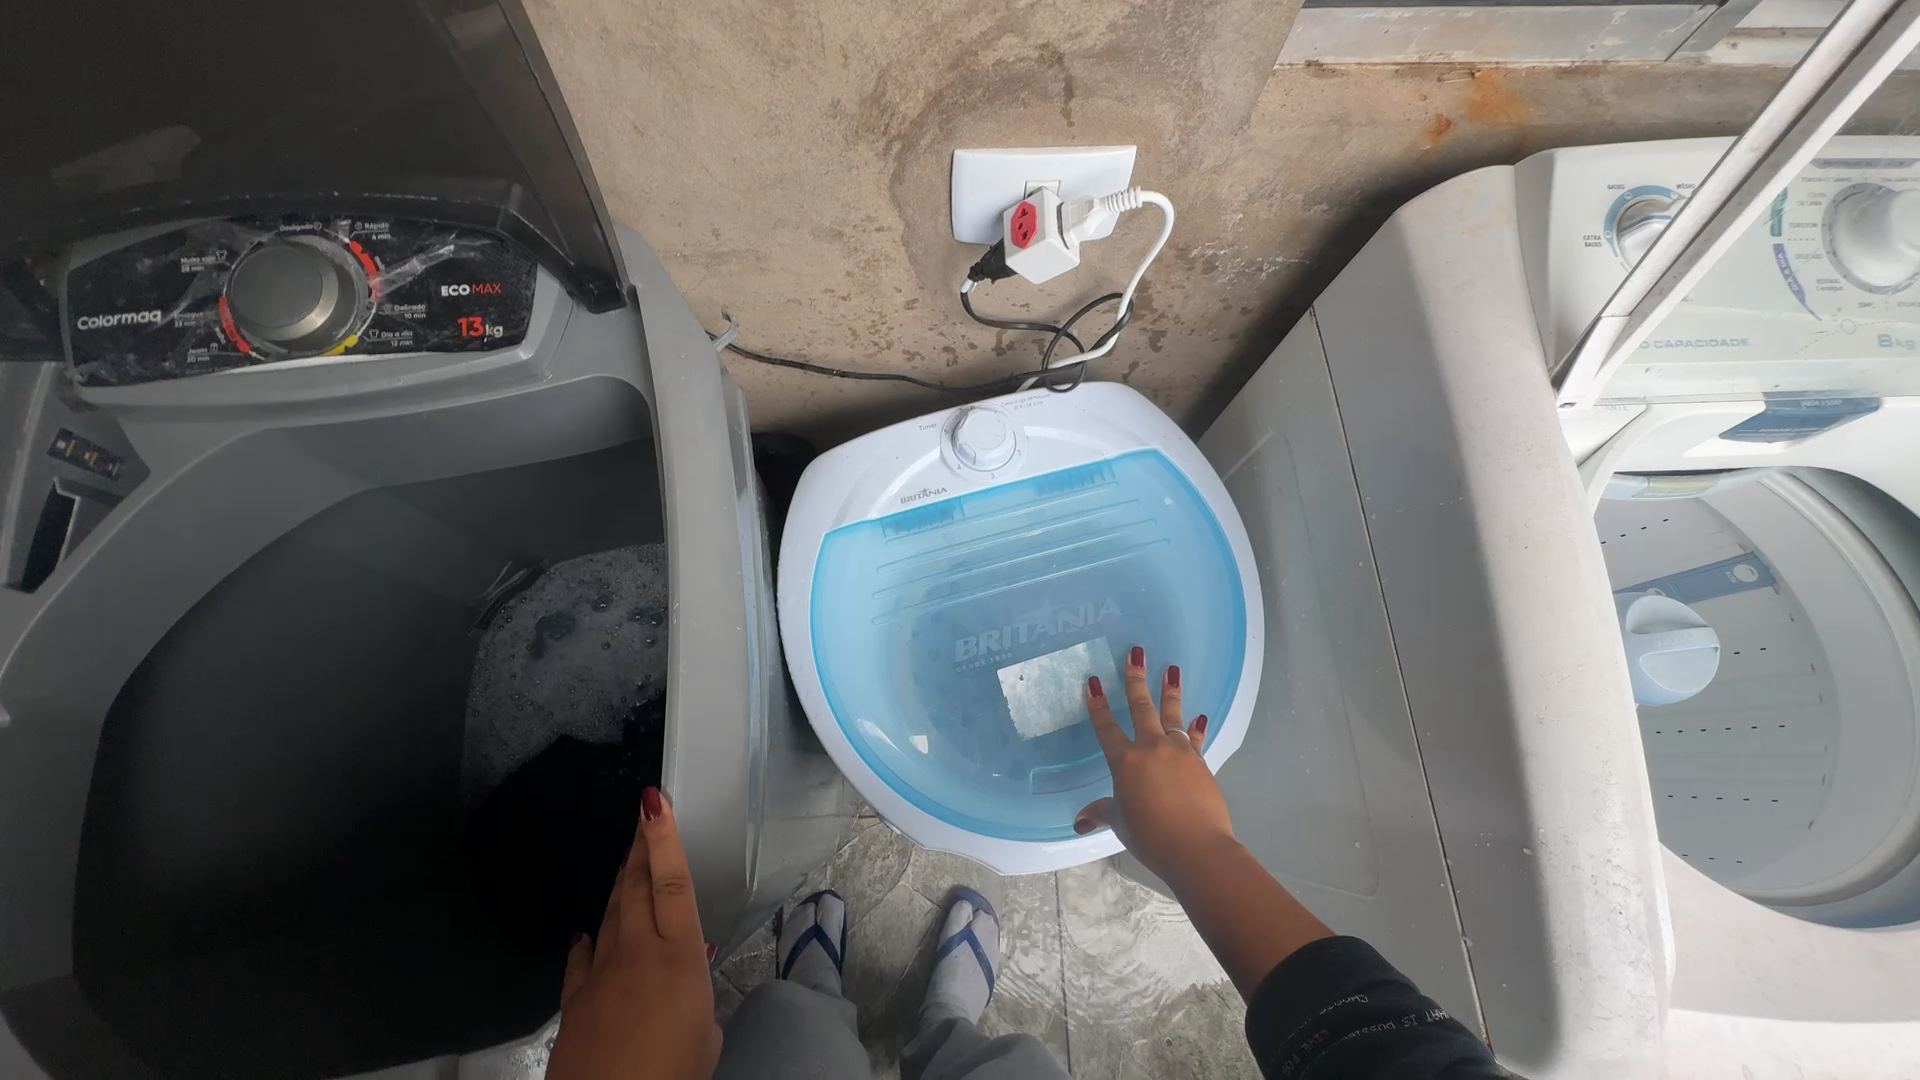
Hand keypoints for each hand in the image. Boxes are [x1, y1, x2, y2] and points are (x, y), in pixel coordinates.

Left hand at [548, 787, 720, 1079]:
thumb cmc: (671, 1075)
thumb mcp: (705, 1036)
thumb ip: (698, 998)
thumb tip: (691, 973)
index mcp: (677, 955)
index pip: (673, 883)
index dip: (664, 839)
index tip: (655, 802)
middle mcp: (637, 952)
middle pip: (636, 886)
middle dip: (640, 846)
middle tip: (643, 815)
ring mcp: (600, 974)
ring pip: (611, 912)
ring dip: (621, 882)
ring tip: (628, 858)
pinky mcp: (574, 1002)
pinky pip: (582, 957)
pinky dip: (588, 939)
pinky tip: (586, 932)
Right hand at [1076, 645, 1238, 886]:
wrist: (1197, 848)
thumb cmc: (1151, 836)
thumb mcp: (1121, 823)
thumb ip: (1102, 813)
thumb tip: (1080, 822)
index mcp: (1124, 761)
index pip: (1106, 727)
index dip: (1098, 704)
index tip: (1094, 682)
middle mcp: (1151, 748)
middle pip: (1141, 707)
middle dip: (1136, 679)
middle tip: (1137, 653)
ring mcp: (1179, 752)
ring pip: (1172, 715)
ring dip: (1171, 691)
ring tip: (1172, 669)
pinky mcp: (1201, 763)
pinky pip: (1195, 740)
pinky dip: (1196, 728)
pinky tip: (1200, 718)